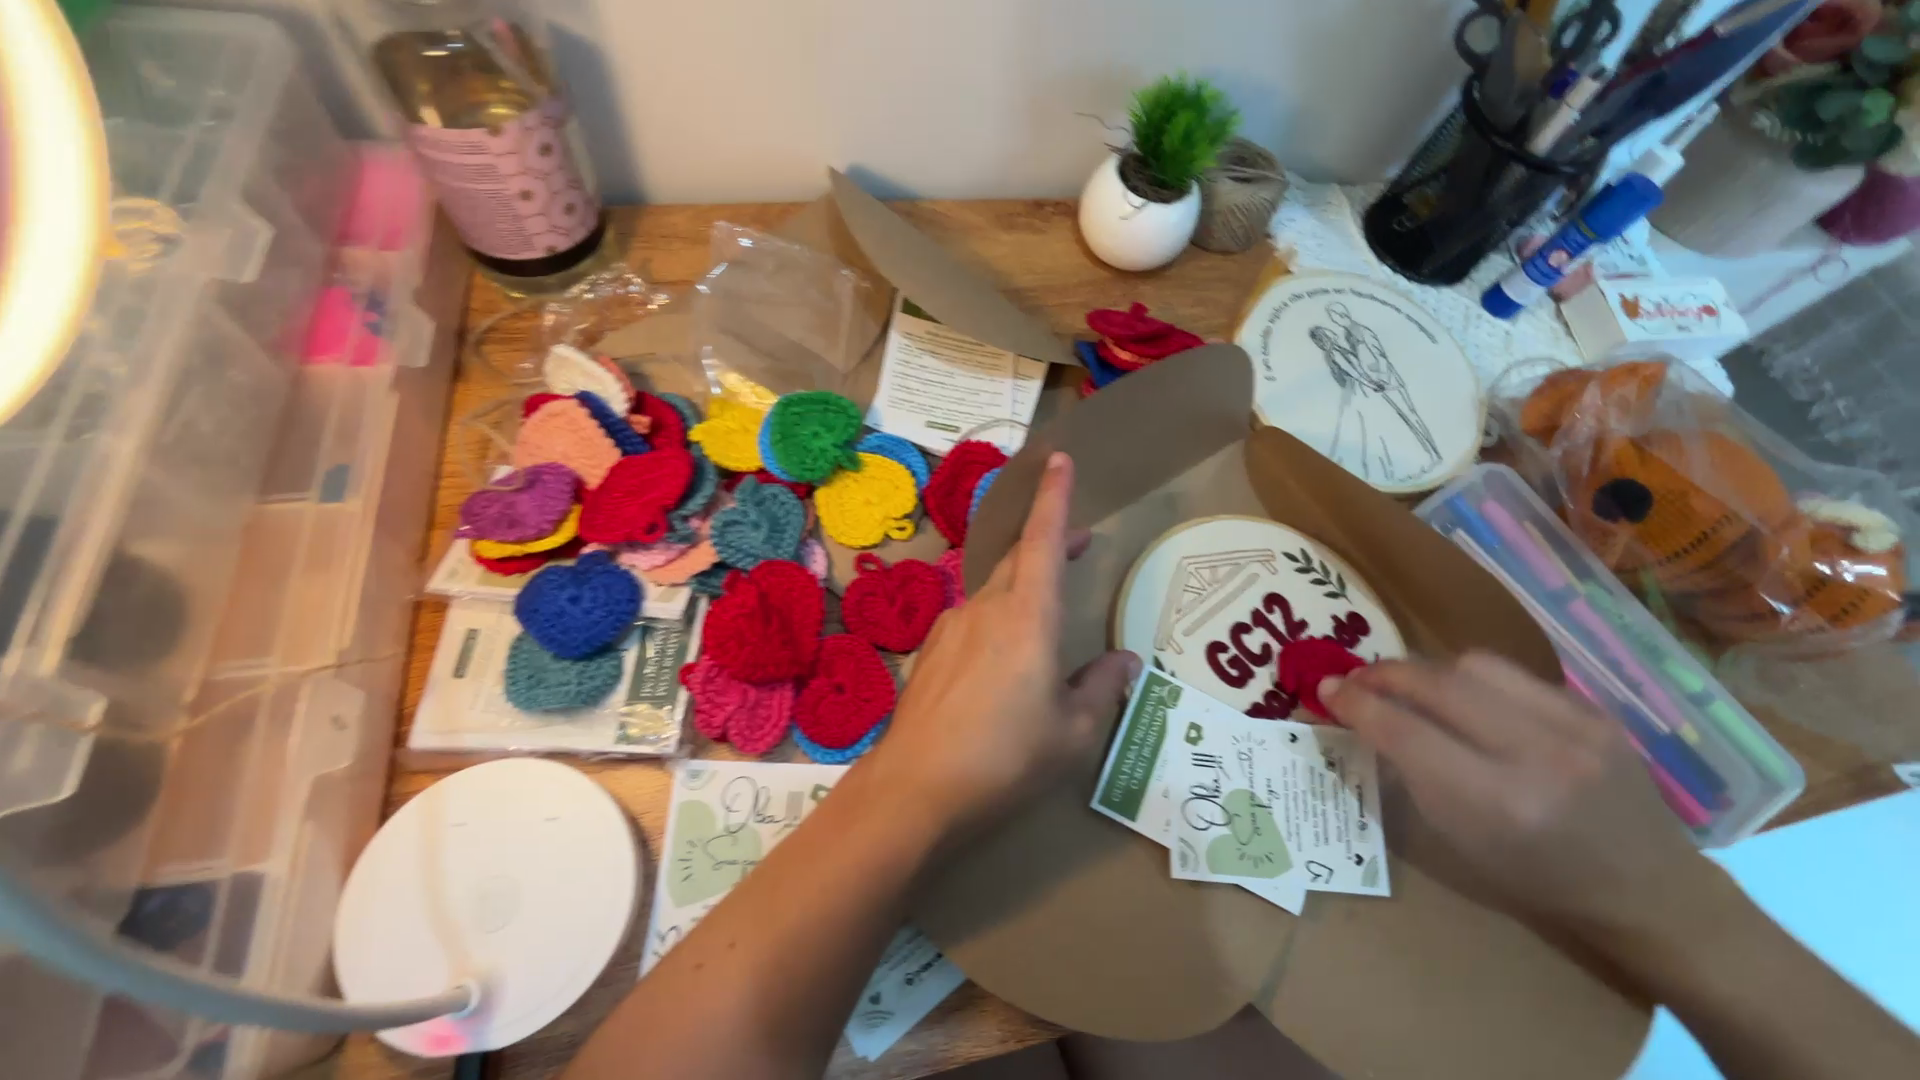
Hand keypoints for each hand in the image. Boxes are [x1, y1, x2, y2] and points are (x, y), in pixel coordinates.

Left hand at [861, 452, 1139, 839]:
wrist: (916, 787)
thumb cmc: (1006, 757)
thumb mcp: (1073, 731)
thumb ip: (1102, 688)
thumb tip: (1125, 659)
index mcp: (1028, 616)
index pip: (1043, 539)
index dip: (1054, 497)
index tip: (1059, 460)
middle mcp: (985, 609)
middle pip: (1018, 561)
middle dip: (1049, 544)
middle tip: (1079, 544)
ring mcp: (950, 629)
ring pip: (993, 593)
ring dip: (1022, 589)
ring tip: (1044, 618)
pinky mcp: (930, 654)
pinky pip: (970, 622)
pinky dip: (995, 623)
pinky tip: (1000, 663)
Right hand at [1320, 652, 1706, 929]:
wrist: (1646, 889)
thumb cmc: (1535, 878)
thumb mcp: (1457, 840)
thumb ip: (1411, 773)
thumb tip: (1362, 715)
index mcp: (1494, 803)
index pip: (1404, 732)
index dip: (1356, 704)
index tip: (1327, 691)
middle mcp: (1536, 755)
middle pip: (1436, 684)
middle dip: (1383, 675)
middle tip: (1356, 679)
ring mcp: (1574, 727)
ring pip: (1472, 664)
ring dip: (1427, 671)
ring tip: (1408, 685)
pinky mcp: (1594, 711)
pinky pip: (1512, 673)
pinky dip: (1472, 680)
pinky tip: (1464, 696)